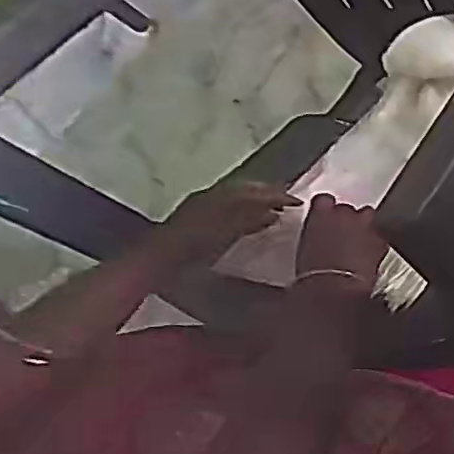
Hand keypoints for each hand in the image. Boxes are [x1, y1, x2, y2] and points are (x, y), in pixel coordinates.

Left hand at [147, 182, 299, 265]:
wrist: (153, 262)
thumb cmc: (192, 248)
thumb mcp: (226, 232)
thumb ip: (249, 220)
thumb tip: (274, 212)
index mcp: (219, 198)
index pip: (254, 191)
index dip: (278, 195)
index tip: (299, 202)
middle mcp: (209, 199)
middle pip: (245, 191)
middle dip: (269, 194)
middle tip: (290, 202)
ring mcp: (201, 210)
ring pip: (236, 200)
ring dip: (257, 203)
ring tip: (277, 211)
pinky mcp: (196, 223)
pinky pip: (228, 210)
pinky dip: (245, 213)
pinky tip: (253, 224)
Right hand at [294, 193, 389, 286]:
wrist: (334, 285)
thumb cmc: (313, 271)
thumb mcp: (306, 245)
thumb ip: (317, 231)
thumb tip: (321, 235)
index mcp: (321, 212)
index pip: (325, 199)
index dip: (326, 209)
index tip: (326, 217)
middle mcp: (345, 213)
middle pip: (348, 209)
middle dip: (346, 219)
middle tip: (342, 235)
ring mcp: (365, 225)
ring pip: (367, 217)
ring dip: (363, 226)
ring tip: (357, 243)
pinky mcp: (380, 240)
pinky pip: (378, 237)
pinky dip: (374, 243)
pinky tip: (367, 255)